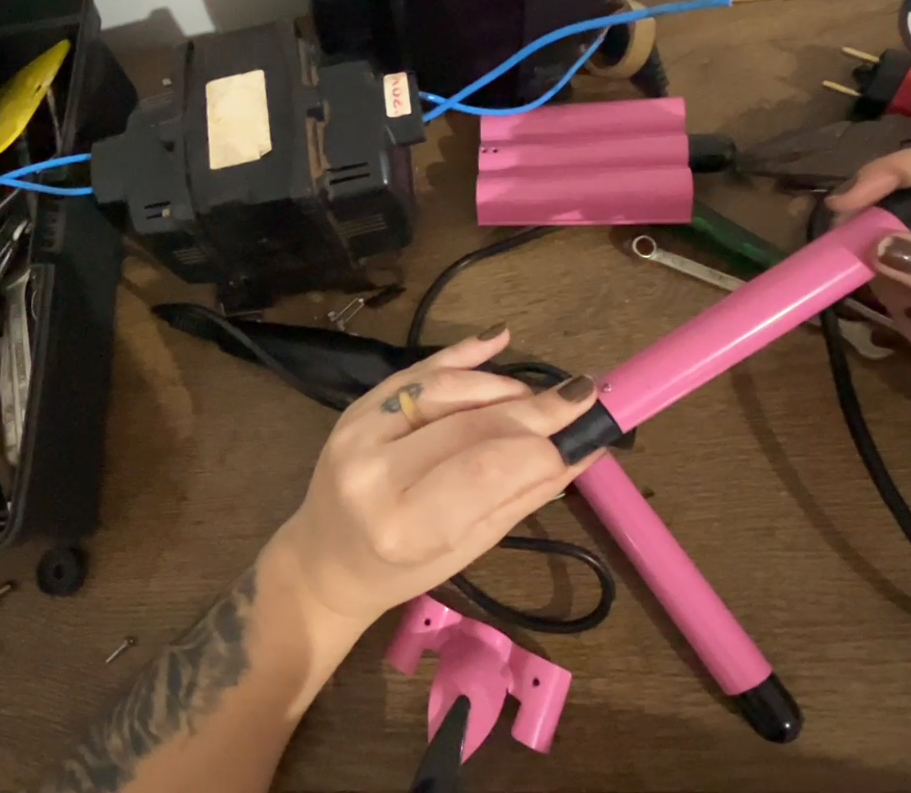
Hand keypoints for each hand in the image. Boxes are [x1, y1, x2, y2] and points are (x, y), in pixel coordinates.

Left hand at [265, 326, 599, 628]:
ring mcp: (358, 430)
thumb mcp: (467, 548)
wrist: (325, 558)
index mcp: (401, 523)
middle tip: (582, 397)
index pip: (484, 468)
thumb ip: (519, 495)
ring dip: (500, 385)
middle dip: (533, 409)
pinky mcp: (355, 407)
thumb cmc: (398, 571)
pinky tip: (498, 339)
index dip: (539, 447)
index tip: (585, 433)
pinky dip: (459, 355)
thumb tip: (580, 452)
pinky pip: (415, 373)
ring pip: (442, 389)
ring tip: (543, 394)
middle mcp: (373, 468)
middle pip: (468, 424)